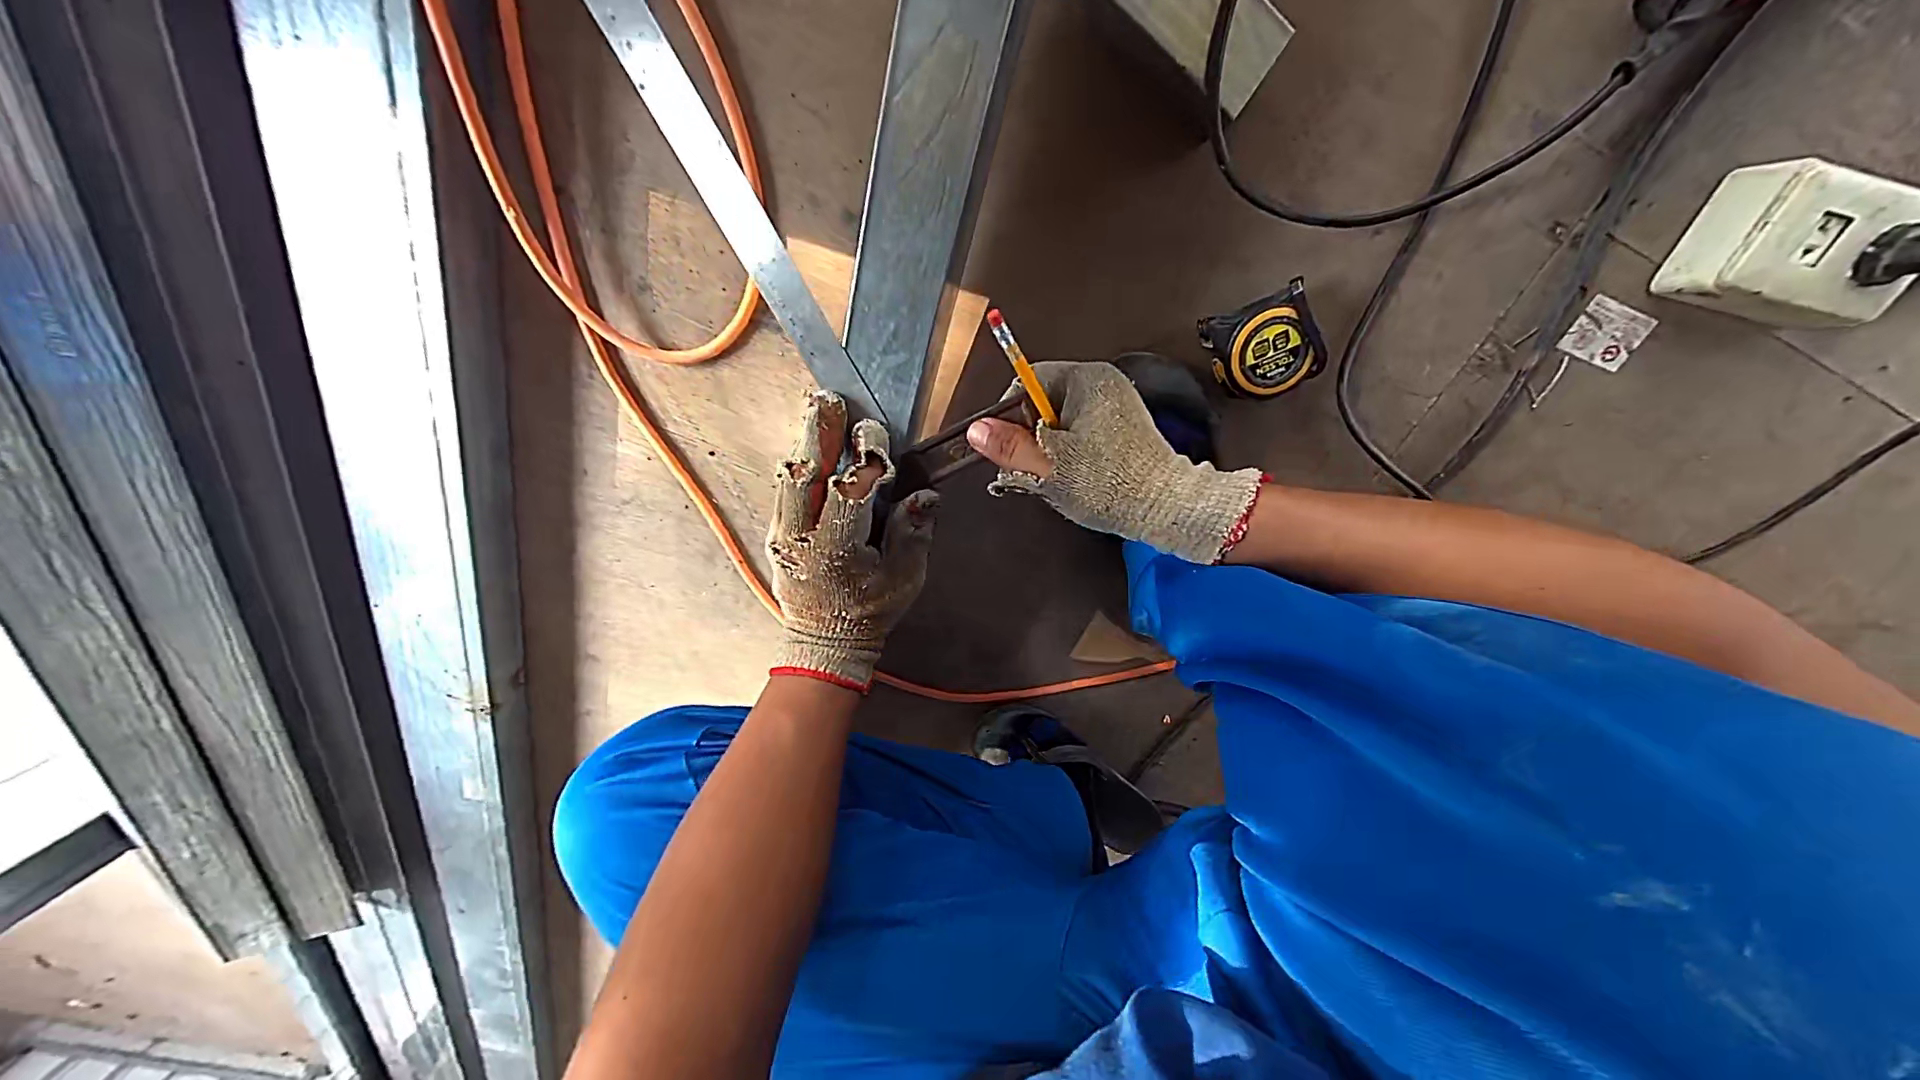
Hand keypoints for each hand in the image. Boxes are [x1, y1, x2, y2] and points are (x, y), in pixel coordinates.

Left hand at [767, 391, 937, 690]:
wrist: (825, 643)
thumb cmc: (866, 613)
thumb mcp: (903, 579)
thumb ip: (912, 534)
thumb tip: (924, 497)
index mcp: (836, 551)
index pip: (849, 491)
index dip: (865, 459)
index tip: (876, 436)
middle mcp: (801, 540)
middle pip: (805, 475)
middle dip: (818, 434)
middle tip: (830, 401)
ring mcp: (784, 536)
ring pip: (789, 479)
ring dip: (805, 444)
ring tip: (819, 412)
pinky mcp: (778, 535)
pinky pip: (785, 492)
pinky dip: (798, 465)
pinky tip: (809, 447)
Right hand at [964, 361, 1260, 563]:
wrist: (1166, 507)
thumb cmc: (1114, 484)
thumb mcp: (1049, 466)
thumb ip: (1009, 446)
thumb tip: (977, 430)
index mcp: (1085, 380)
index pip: (1027, 380)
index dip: (1010, 414)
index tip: (1011, 443)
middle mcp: (1103, 384)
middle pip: (1042, 403)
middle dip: (1032, 436)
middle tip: (1038, 467)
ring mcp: (1115, 406)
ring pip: (1061, 422)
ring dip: (1052, 449)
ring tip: (1061, 476)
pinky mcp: (1123, 428)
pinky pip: (1082, 433)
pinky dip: (1073, 454)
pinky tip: (1078, 477)